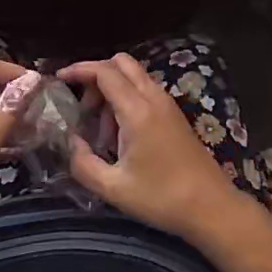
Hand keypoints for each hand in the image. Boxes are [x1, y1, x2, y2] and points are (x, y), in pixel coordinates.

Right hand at [59, 54, 245, 241]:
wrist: (212, 208)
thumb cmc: (162, 198)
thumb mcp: (113, 188)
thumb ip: (83, 163)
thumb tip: (69, 141)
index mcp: (138, 111)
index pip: (105, 71)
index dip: (79, 70)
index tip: (59, 79)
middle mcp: (154, 98)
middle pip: (122, 63)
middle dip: (96, 75)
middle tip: (82, 105)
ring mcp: (167, 105)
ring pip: (134, 76)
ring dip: (112, 90)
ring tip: (100, 130)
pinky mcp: (174, 115)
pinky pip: (145, 91)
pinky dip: (126, 99)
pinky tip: (120, 134)